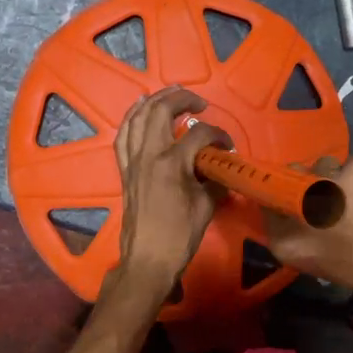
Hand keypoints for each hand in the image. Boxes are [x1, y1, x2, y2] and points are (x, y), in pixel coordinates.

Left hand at [108, 87, 229, 298]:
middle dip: (181, 99)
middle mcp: (149, 154)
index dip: (218, 135)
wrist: (147, 259)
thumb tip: (221, 168)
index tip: (228, 148)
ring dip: (154, 101)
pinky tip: (140, 110)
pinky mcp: (125, 170)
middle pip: (161, 111)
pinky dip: (132, 118)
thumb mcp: (206, 207)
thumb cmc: (179, 236)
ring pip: (138, 117)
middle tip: (199, 103)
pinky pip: (124, 135)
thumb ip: (215, 180)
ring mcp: (133, 161)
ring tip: (171, 93)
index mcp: (172, 163)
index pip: (199, 134)